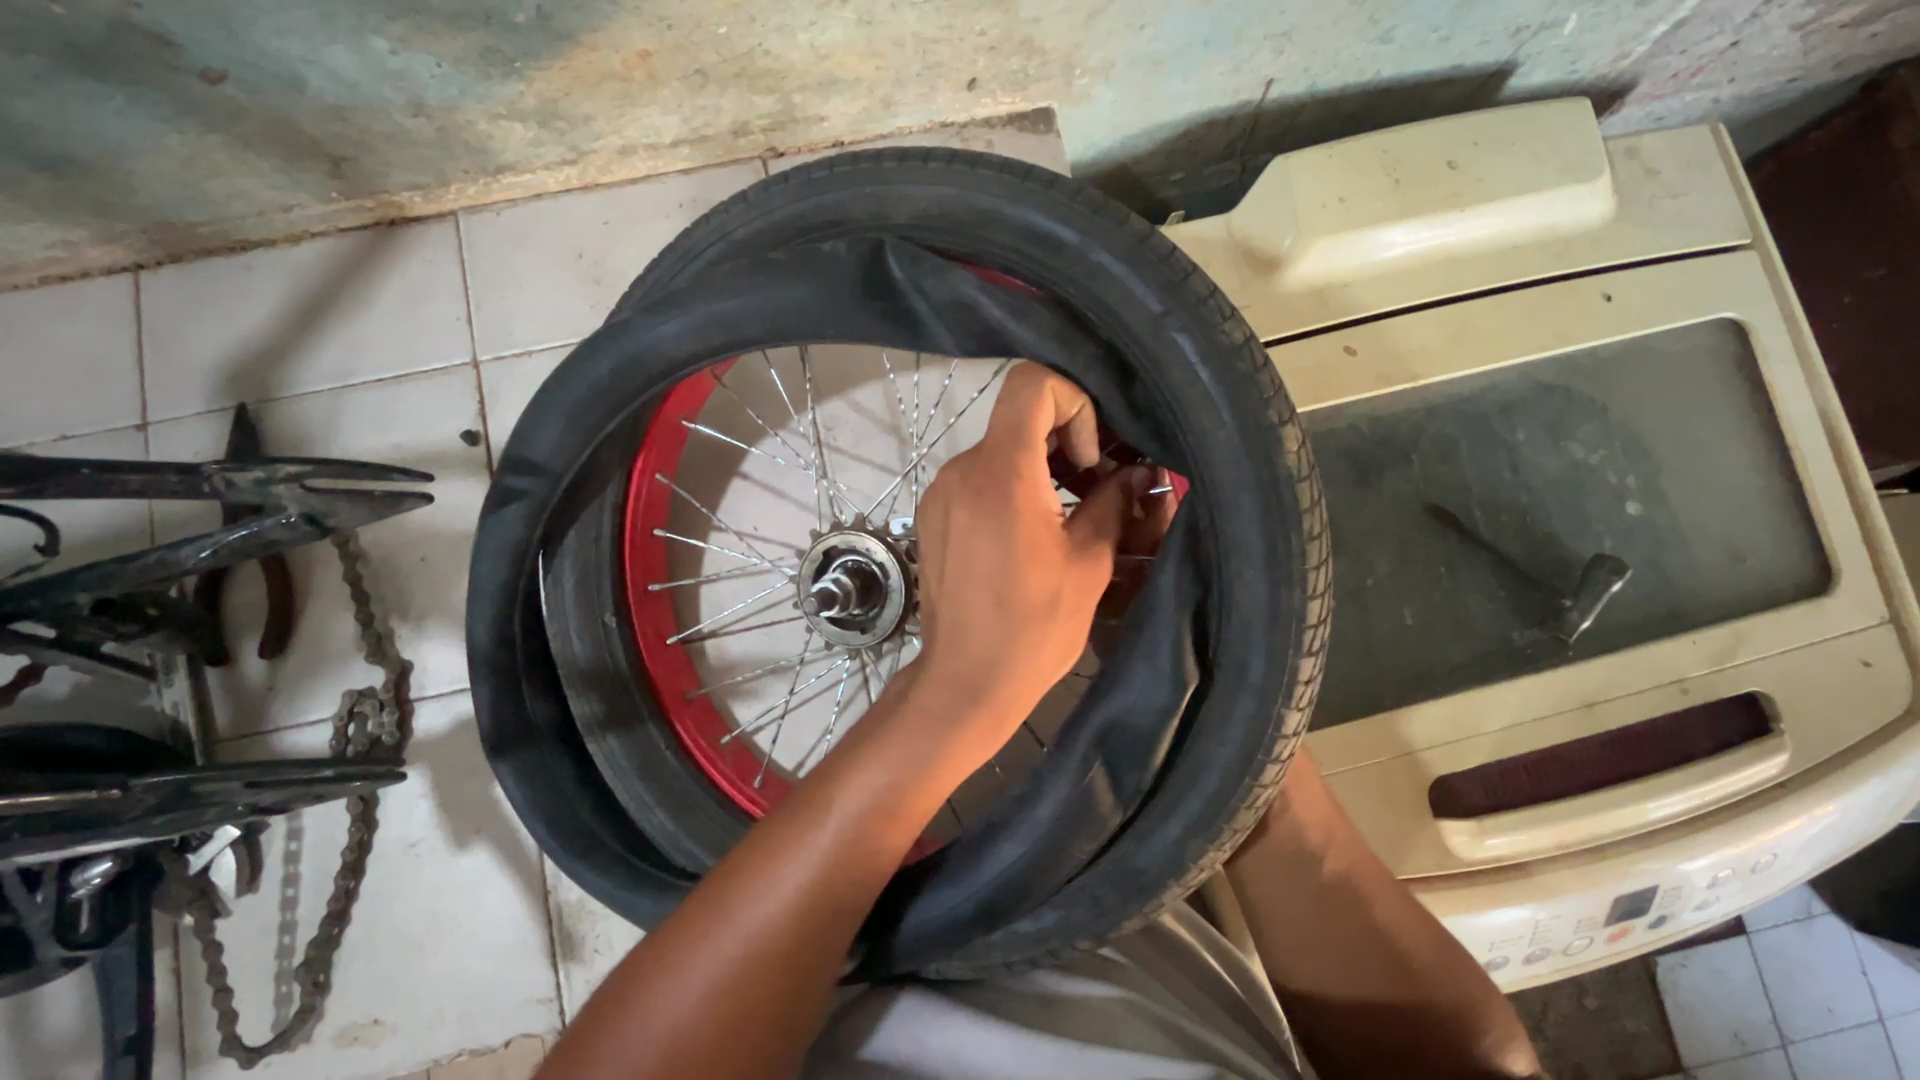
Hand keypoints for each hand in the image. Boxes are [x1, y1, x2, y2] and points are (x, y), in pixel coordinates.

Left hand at [910, 362, 1150, 767]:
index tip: (1089, 459)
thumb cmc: (1033, 628)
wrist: (965, 681)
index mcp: (1002, 473)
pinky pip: (978, 480)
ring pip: (999, 450)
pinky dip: (1011, 488)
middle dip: (1065, 441)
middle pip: (1017, 419)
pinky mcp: (933, 517)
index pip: (1031, 385)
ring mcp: (940, 494)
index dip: (1074, 403)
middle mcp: (961, 471)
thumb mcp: (1088, 563)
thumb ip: (1114, 503)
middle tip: (1097, 488)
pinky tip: (1031, 534)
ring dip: (1040, 468)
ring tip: (1070, 515)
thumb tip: (1136, 474)